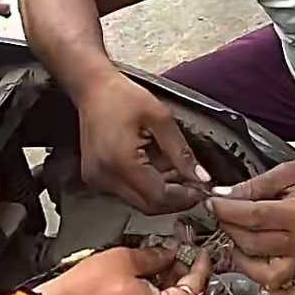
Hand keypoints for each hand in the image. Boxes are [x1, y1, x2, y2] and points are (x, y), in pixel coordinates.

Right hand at [72, 73, 209, 214]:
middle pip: (148, 206)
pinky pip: (127, 193)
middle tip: (194, 184)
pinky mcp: (95, 178)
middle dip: (174, 199)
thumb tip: (201, 177)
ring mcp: (97, 180)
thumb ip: (180, 151)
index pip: (158, 196)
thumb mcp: (160, 118)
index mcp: (121, 161)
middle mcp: (105, 177)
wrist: (92, 88)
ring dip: (161, 194)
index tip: (201, 188)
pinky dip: (146, 187)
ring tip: (177, 173)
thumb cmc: (123, 96)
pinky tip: (157, 169)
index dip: (184, 197)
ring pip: (138, 202)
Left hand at [208, 159, 294, 294]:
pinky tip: (262, 283)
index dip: (227, 211)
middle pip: (254, 244)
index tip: (211, 204)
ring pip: (266, 274)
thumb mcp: (283, 172)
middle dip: (229, 228)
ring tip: (236, 239)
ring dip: (243, 259)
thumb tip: (222, 196)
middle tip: (221, 215)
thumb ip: (252, 186)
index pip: (253, 217)